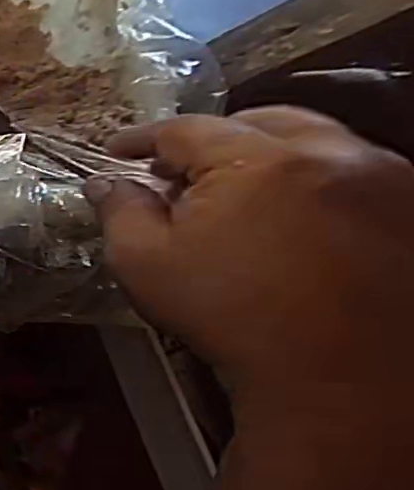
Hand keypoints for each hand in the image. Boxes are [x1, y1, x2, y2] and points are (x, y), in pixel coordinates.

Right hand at [88, 106, 413, 394]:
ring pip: (314, 143)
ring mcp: (387, 180)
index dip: (142, 137)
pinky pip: (348, 172)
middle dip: (211, 137)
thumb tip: (106, 182)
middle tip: (172, 168)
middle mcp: (333, 156)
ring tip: (225, 193)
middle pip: (263, 121)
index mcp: (258, 164)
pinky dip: (303, 178)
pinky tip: (276, 215)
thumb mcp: (143, 260)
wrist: (343, 368)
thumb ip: (121, 211)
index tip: (114, 150)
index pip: (188, 129)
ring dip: (261, 156)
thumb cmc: (228, 309)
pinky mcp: (410, 209)